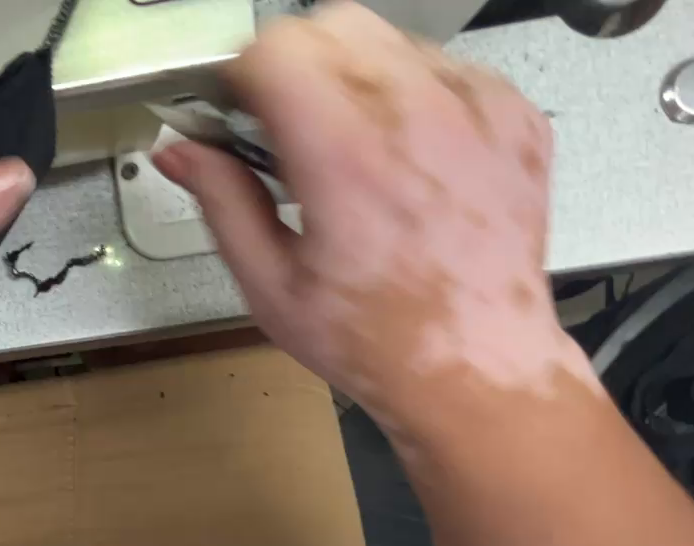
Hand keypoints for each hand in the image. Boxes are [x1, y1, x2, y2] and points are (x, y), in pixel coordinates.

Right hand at [153, 1, 593, 434]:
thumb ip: (221, 202)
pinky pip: (441, 67)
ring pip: (387, 38)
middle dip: (290, 67)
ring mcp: (477, 107)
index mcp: (347, 159)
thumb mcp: (269, 285)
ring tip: (340, 156)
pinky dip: (403, 96)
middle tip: (279, 132)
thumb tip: (180, 152)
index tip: (235, 110)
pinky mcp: (512, 113)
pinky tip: (393, 160)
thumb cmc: (372, 338)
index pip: (278, 49)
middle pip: (331, 24)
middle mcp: (420, 114)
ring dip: (345, 79)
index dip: (241, 76)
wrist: (470, 364)